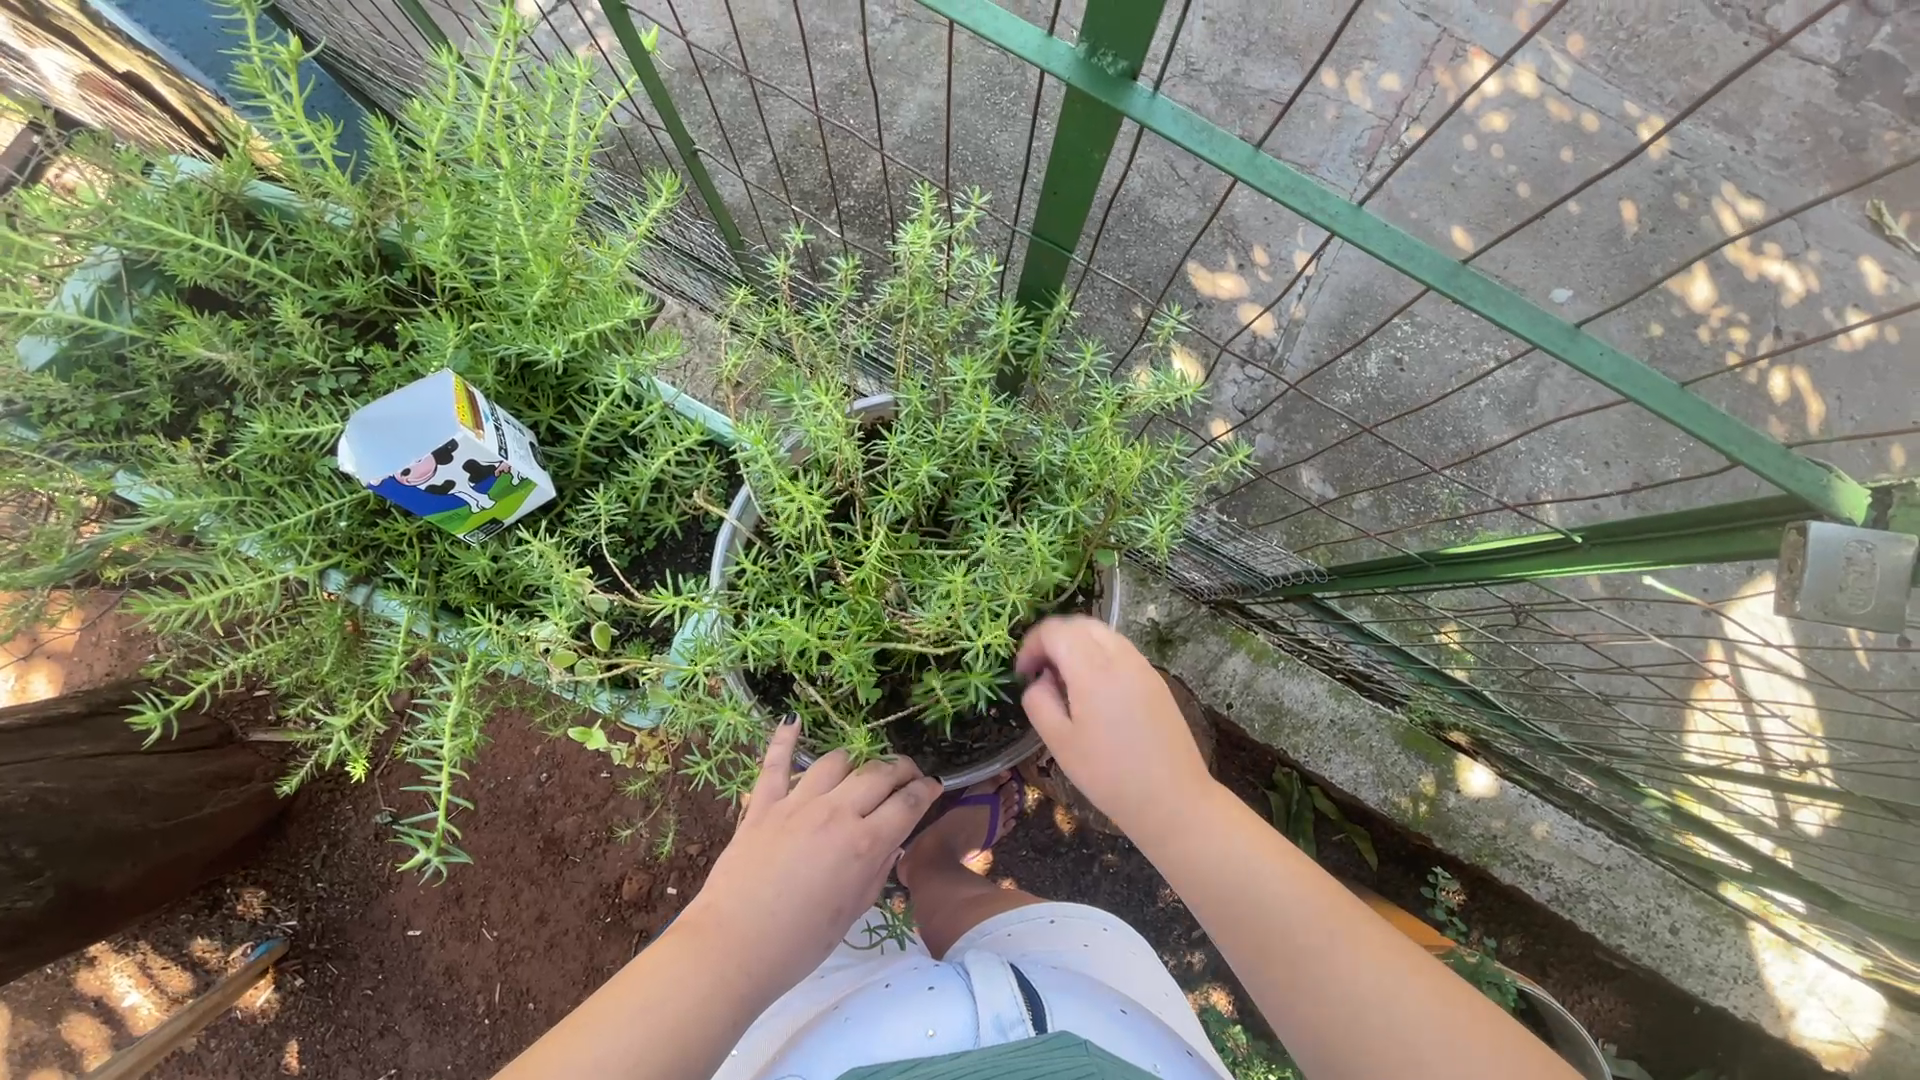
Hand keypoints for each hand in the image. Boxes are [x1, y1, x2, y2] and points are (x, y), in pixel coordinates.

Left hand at [676, 718, 940, 990]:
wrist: (733, 949)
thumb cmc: (800, 943)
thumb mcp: (853, 911)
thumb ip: (877, 870)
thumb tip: (892, 842)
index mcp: (864, 844)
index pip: (908, 803)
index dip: (927, 790)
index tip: (934, 786)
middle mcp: (836, 813)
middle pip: (879, 773)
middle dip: (901, 769)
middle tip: (908, 775)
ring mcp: (797, 804)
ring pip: (836, 762)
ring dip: (855, 763)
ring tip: (860, 772)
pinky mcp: (762, 806)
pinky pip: (776, 763)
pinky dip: (784, 739)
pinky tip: (792, 720)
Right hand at [1016, 615, 1213, 833]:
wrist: (1172, 799)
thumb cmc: (1109, 775)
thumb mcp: (1059, 743)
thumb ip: (1039, 701)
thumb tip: (1040, 681)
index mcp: (1093, 669)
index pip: (1055, 631)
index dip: (1031, 645)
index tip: (1022, 674)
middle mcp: (1121, 657)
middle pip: (1080, 624)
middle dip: (1053, 639)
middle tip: (1040, 672)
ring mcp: (1143, 667)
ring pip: (1103, 634)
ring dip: (1077, 645)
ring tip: (1065, 681)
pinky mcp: (1156, 681)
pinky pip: (1121, 651)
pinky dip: (1099, 656)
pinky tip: (1093, 691)